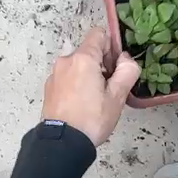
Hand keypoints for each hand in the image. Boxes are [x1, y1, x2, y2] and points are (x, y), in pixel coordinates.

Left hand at [42, 27, 139, 145]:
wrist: (62, 143)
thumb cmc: (91, 119)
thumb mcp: (118, 96)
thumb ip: (127, 70)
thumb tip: (125, 59)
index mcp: (83, 59)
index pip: (99, 34)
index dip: (112, 47)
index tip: (116, 67)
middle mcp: (65, 61)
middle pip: (89, 51)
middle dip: (102, 64)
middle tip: (109, 88)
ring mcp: (55, 74)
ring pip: (78, 65)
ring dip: (89, 75)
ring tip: (95, 100)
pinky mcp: (50, 87)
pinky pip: (68, 77)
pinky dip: (77, 84)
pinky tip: (82, 104)